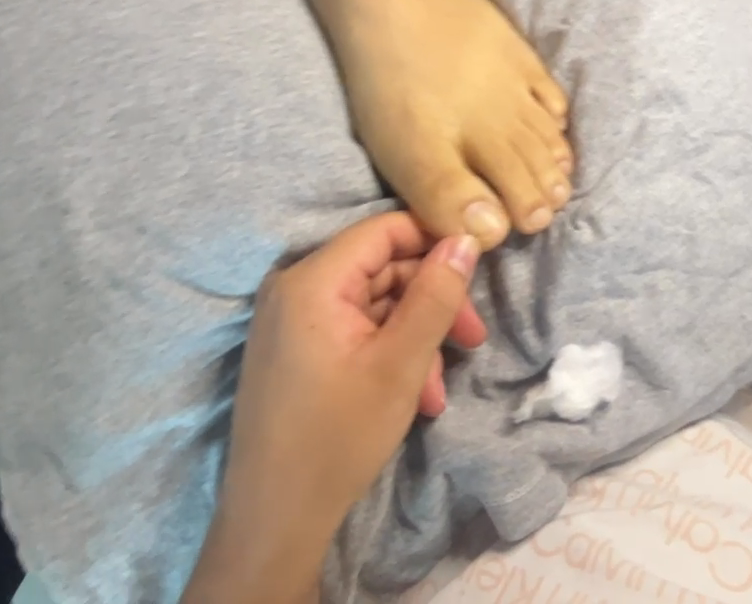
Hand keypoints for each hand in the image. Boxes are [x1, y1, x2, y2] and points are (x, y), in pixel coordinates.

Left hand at [183, 212, 483, 602]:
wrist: (274, 521)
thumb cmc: (338, 436)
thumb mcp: (401, 363)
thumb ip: (436, 295)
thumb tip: (465, 239)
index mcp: (313, 279)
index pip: (385, 229)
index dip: (435, 240)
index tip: (477, 269)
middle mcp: (294, 286)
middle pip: (382, 269)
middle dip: (431, 304)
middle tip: (472, 339)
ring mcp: (290, 319)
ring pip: (374, 304)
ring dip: (414, 337)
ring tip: (437, 390)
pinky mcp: (295, 347)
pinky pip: (353, 329)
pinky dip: (387, 352)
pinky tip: (415, 396)